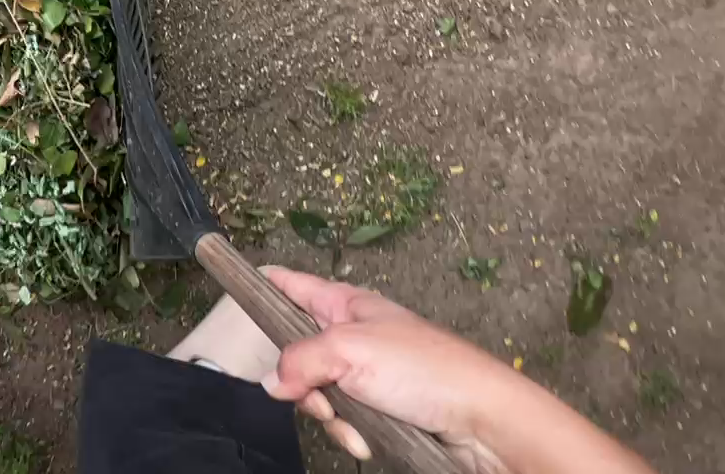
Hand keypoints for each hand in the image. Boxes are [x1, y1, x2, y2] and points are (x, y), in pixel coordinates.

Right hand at [260, 267, 519, 473]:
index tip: (236, 287)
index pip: (289, 283)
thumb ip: (299, 361)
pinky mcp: (382, 409)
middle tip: (312, 395)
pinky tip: (366, 441)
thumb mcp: (348, 350)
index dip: (263, 283)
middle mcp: (351, 334)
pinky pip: (344, 419)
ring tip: (351, 425)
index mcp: (343, 303)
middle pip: (296, 349)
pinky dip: (348, 432)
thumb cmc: (423, 368)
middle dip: (298, 378)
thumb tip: (272, 382)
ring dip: (327, 413)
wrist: (488, 424)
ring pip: (317, 390)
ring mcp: (366, 373)